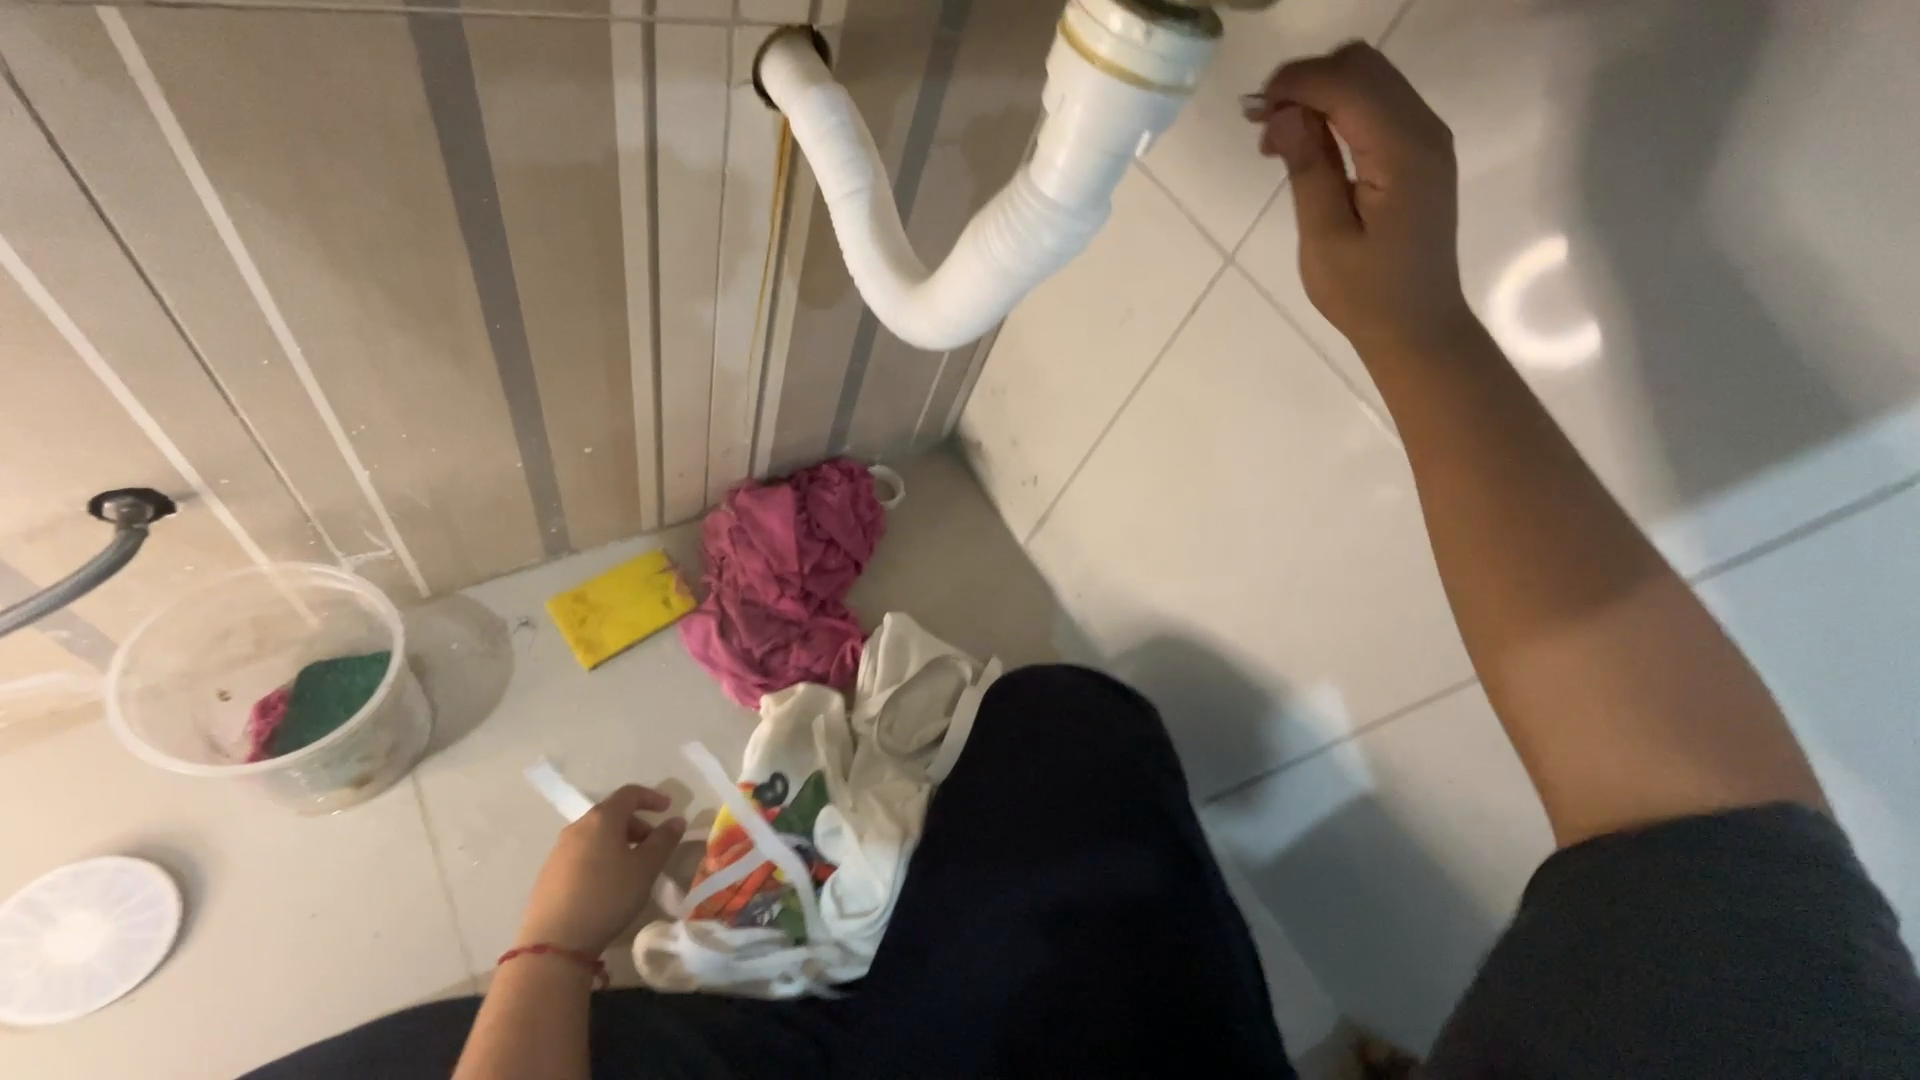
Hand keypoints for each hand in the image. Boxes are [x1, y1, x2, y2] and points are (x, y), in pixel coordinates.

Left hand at [515, 785, 686, 955]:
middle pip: (611, 815)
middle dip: (637, 825)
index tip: (668, 808)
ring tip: (632, 868)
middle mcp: (577, 828)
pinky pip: (582, 854)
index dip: (651, 797)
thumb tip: (675, 821)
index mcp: (601, 819)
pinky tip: (607, 885)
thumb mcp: (645, 868)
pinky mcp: (549, 875)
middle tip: (654, 846)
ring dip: (619, 843)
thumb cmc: (608, 895)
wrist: (555, 943)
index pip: (629, 794)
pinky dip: (601, 858)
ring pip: (596, 836)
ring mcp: (558, 852)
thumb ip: (664, 840)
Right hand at [1244, 43, 1477, 359]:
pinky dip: (1337, 111)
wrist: (1416, 326)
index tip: (1253, 111)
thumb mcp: (1325, 237)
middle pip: (1362, 65)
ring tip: (1279, 142)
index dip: (1296, 83)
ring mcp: (1426, 138)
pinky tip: (1309, 146)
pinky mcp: (1419, 152)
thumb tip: (1281, 113)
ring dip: (1319, 95)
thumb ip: (1308, 167)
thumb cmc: (1364, 294)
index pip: (1348, 82)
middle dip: (1307, 83)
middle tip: (1264, 127)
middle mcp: (1424, 130)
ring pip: (1369, 79)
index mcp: (1403, 151)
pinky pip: (1377, 105)